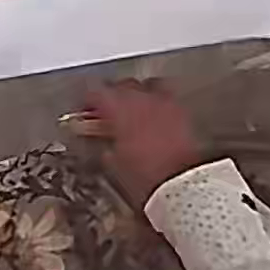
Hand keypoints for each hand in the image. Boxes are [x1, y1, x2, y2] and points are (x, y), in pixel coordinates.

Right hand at [81, 79, 205, 202]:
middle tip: (107, 113)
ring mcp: (165, 102)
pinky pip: (166, 99)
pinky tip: (155, 120)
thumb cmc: (143, 176)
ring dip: (138, 95)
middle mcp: (142, 97)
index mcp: (119, 107)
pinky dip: (157, 105)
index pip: (97, 92)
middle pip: (122, 84)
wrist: (181, 184)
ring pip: (147, 86)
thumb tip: (102, 139)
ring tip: (134, 111)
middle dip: (113, 96)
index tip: (86, 111)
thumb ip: (104, 144)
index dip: (88, 101)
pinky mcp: (183, 112)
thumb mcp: (113, 163)